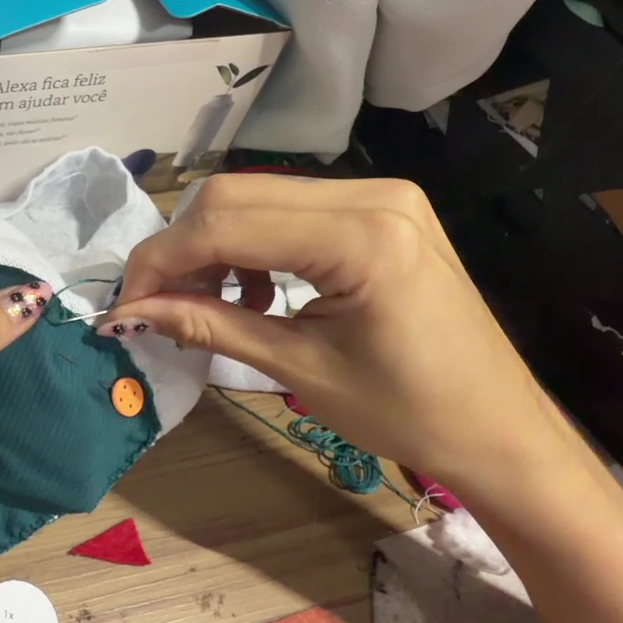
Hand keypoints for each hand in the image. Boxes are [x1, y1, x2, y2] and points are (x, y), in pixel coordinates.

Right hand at [101, 175, 580, 497]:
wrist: (498, 428)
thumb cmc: (405, 413)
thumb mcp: (296, 369)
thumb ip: (207, 325)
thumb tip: (126, 312)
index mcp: (360, 237)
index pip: (223, 224)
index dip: (160, 262)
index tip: (125, 304)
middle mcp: (372, 195)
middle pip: (232, 194)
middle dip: (180, 249)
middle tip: (157, 304)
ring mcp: (380, 195)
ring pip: (253, 196)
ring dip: (210, 246)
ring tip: (203, 303)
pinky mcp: (380, 208)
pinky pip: (287, 208)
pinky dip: (248, 244)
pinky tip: (253, 291)